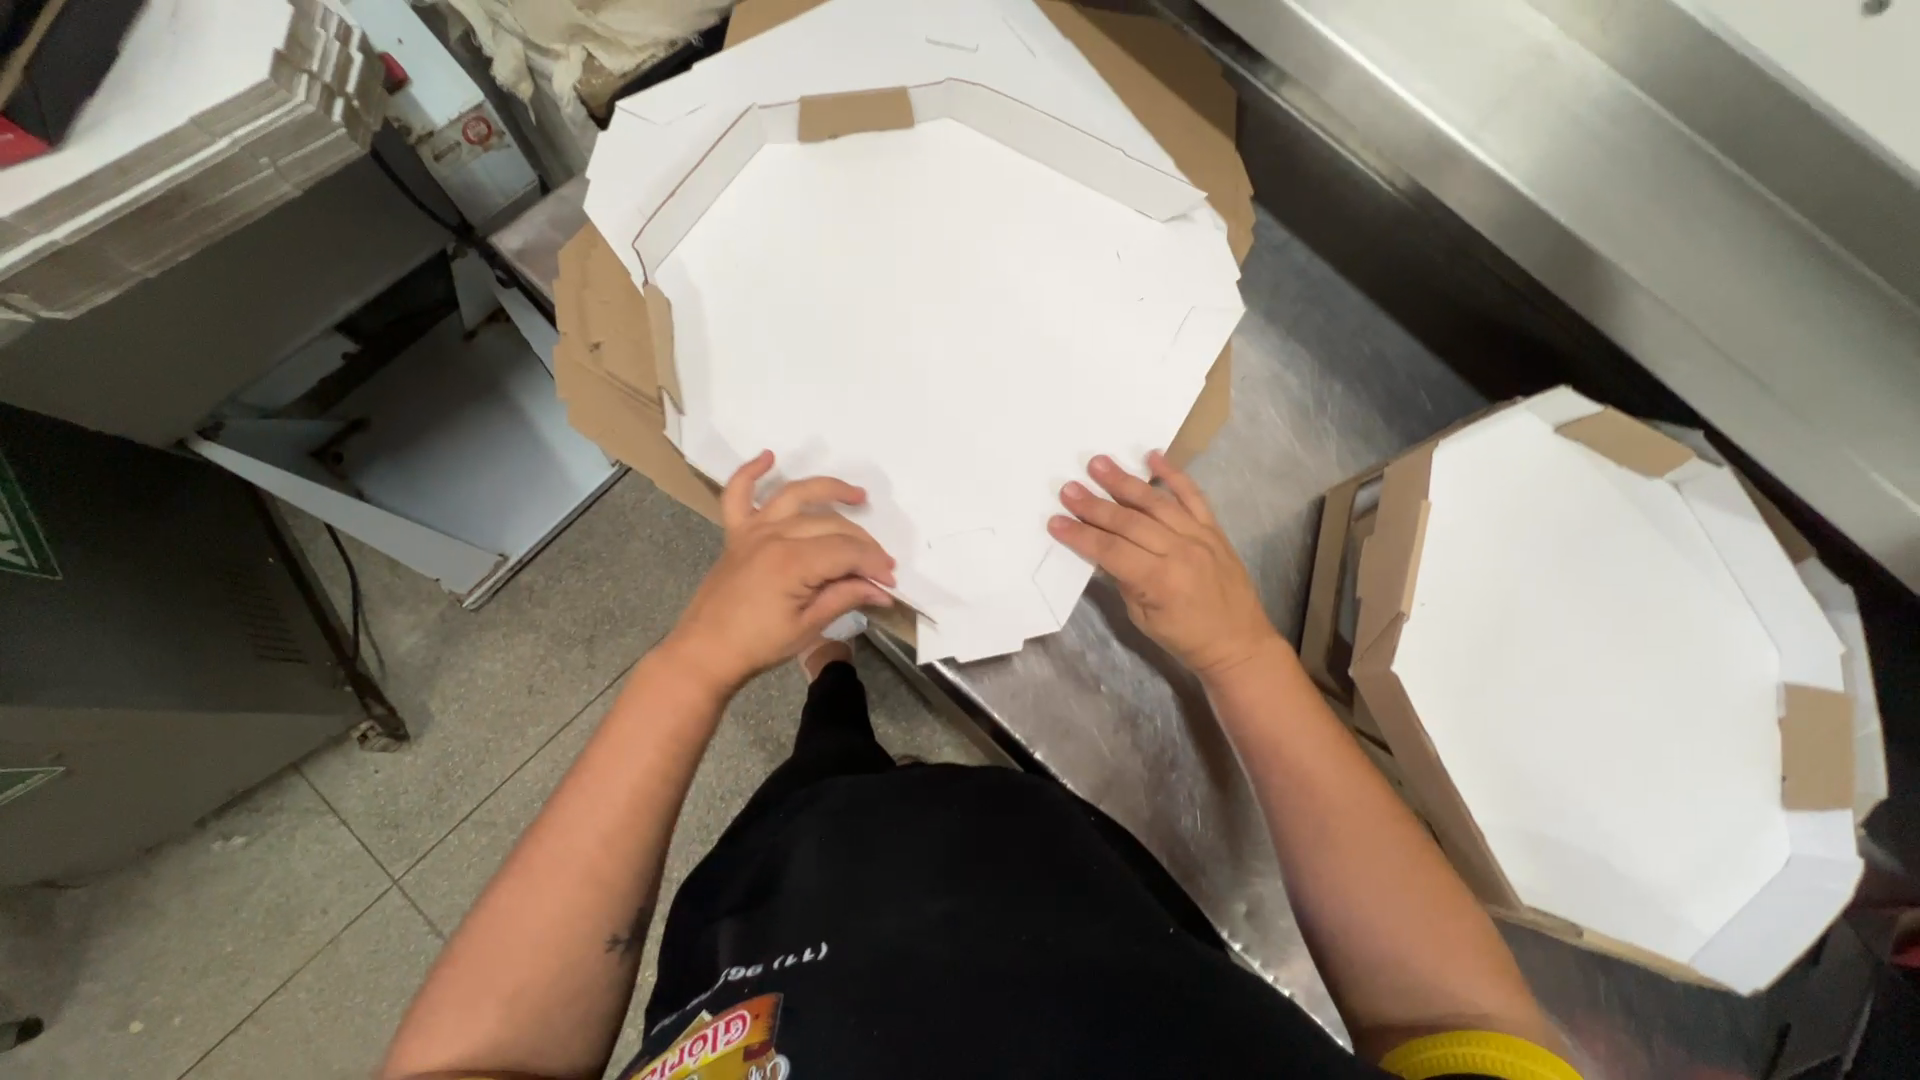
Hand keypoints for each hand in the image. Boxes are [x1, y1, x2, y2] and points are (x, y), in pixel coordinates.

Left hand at [662, 451, 895, 694]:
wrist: (704, 653)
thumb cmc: (758, 645)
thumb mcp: (809, 626)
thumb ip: (845, 597)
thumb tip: (881, 589)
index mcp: (793, 562)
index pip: (847, 551)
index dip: (873, 563)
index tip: (890, 581)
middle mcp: (774, 536)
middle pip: (830, 525)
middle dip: (862, 544)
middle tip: (881, 567)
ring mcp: (753, 531)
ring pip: (796, 497)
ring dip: (828, 490)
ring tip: (858, 495)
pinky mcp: (736, 534)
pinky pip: (738, 495)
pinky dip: (750, 472)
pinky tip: (768, 457)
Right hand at [1049, 451, 1282, 679]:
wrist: (1237, 642)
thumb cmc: (1184, 638)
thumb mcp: (1142, 617)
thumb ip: (1122, 579)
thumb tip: (1101, 550)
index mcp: (1159, 581)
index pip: (1111, 550)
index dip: (1080, 535)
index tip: (1056, 521)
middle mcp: (1180, 552)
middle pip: (1129, 521)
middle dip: (1094, 505)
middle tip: (1069, 488)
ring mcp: (1199, 537)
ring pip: (1156, 502)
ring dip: (1125, 481)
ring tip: (1099, 464)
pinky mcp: (1214, 530)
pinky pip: (1193, 496)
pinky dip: (1173, 474)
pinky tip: (1152, 456)